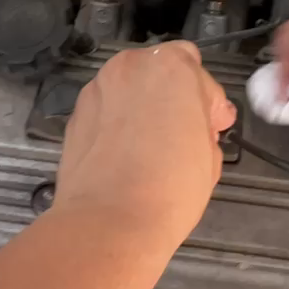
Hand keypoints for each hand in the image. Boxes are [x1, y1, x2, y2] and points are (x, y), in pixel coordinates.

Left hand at [55, 41, 236, 242]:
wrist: (108, 222)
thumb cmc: (170, 186)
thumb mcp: (210, 153)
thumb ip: (206, 123)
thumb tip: (199, 123)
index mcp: (171, 66)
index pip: (197, 69)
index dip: (208, 101)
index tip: (213, 127)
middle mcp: (130, 66)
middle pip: (159, 71)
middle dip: (173, 96)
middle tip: (183, 135)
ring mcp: (97, 88)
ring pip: (129, 88)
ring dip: (142, 106)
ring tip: (150, 147)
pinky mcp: (75, 114)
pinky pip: (106, 109)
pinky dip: (116, 123)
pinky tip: (124, 155)